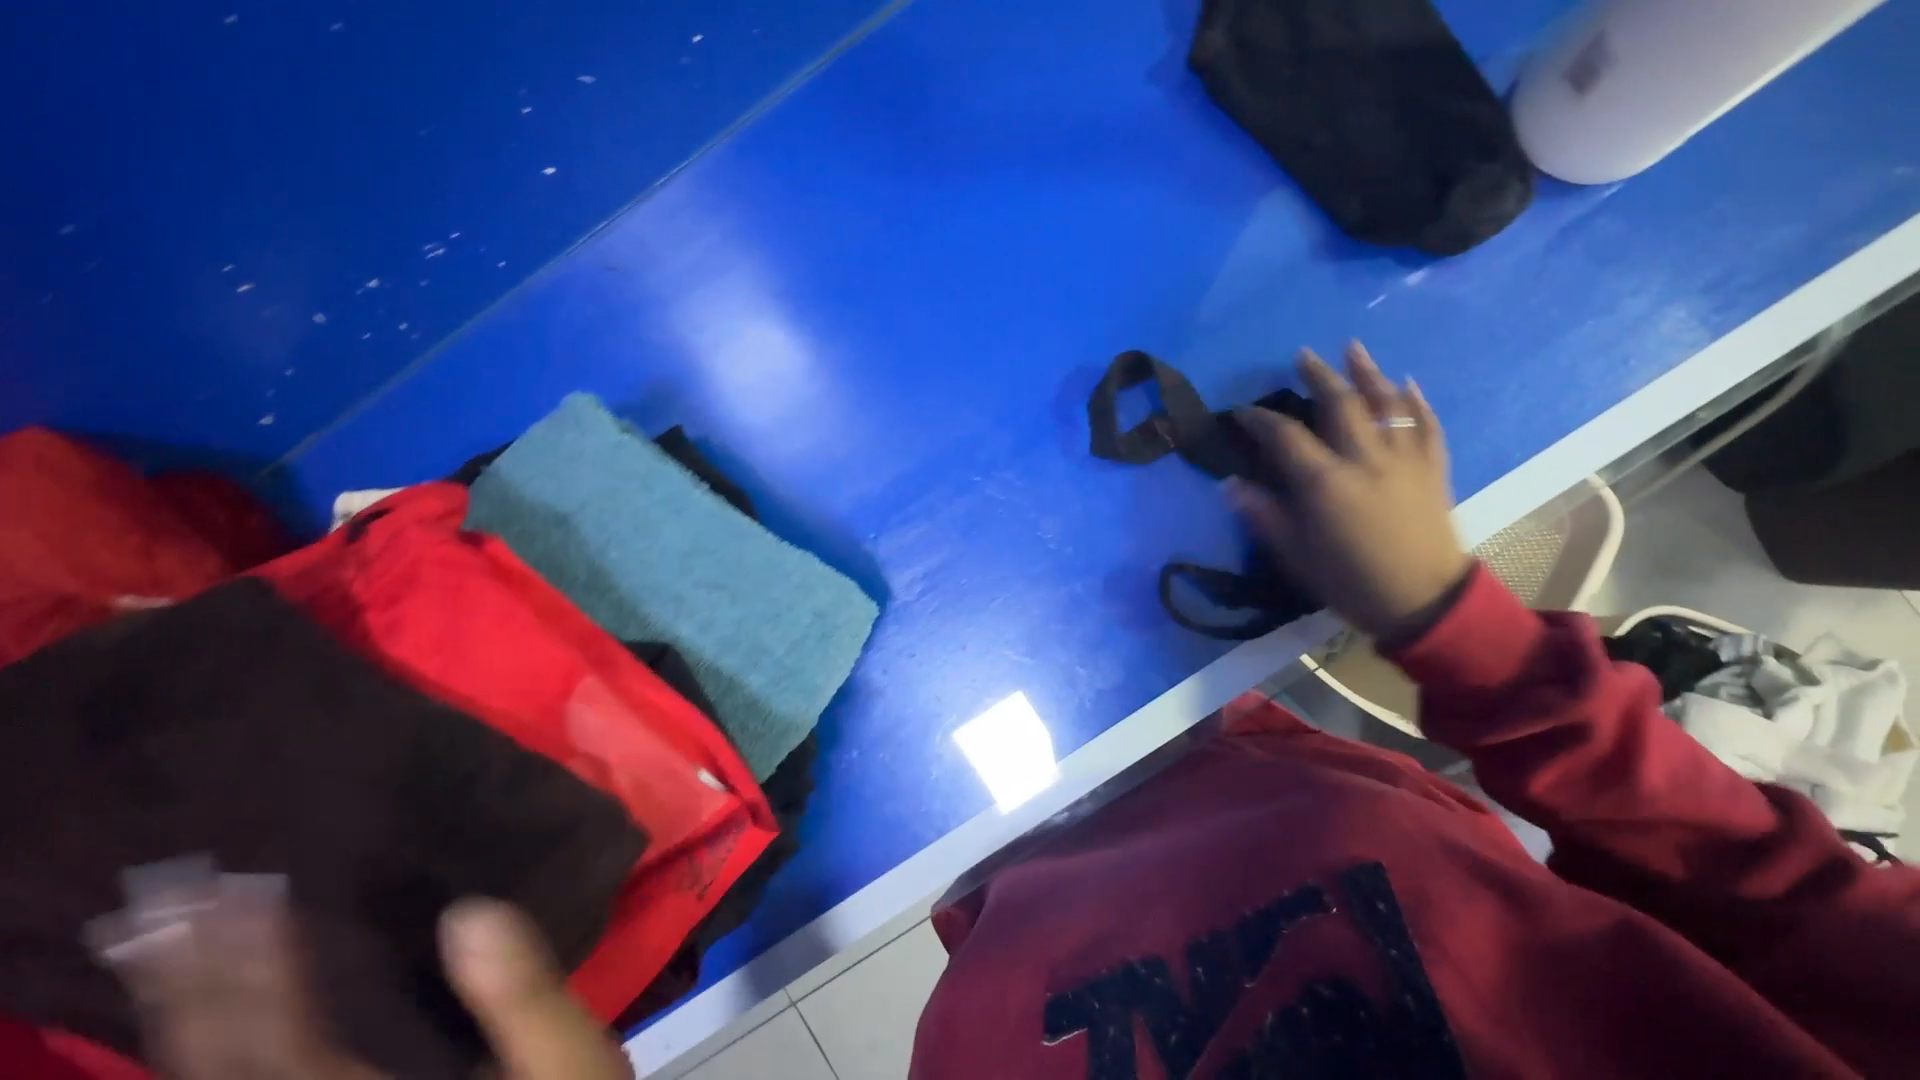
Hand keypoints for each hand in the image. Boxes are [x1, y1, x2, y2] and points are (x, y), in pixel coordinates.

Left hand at [98, 885, 632, 1079]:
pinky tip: (209, 1005)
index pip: (296, 1046)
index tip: (248, 899)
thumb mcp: (565, 1064)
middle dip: (193, 987)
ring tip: (167, 942)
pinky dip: (213, 1044)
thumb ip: (523, 994)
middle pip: (229, 1070)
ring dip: (187, 1012)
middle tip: (172, 905)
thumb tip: (470, 912)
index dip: (263, 973)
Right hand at [1225, 342, 1470, 642]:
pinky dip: (1417, 401)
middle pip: (1339, 404)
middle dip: (1318, 376)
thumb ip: (1264, 515)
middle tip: (1302, 356)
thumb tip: (1231, 485)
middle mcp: (1364, 459)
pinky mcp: (1433, 467)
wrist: (1424, 602)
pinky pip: (1426, 424)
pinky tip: (1407, 384)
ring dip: (1368, 372)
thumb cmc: (1351, 582)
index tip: (1243, 411)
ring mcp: (1403, 459)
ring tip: (1352, 349)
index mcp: (1324, 482)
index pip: (1285, 436)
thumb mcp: (1296, 555)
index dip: (1260, 420)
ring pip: (1386, 404)